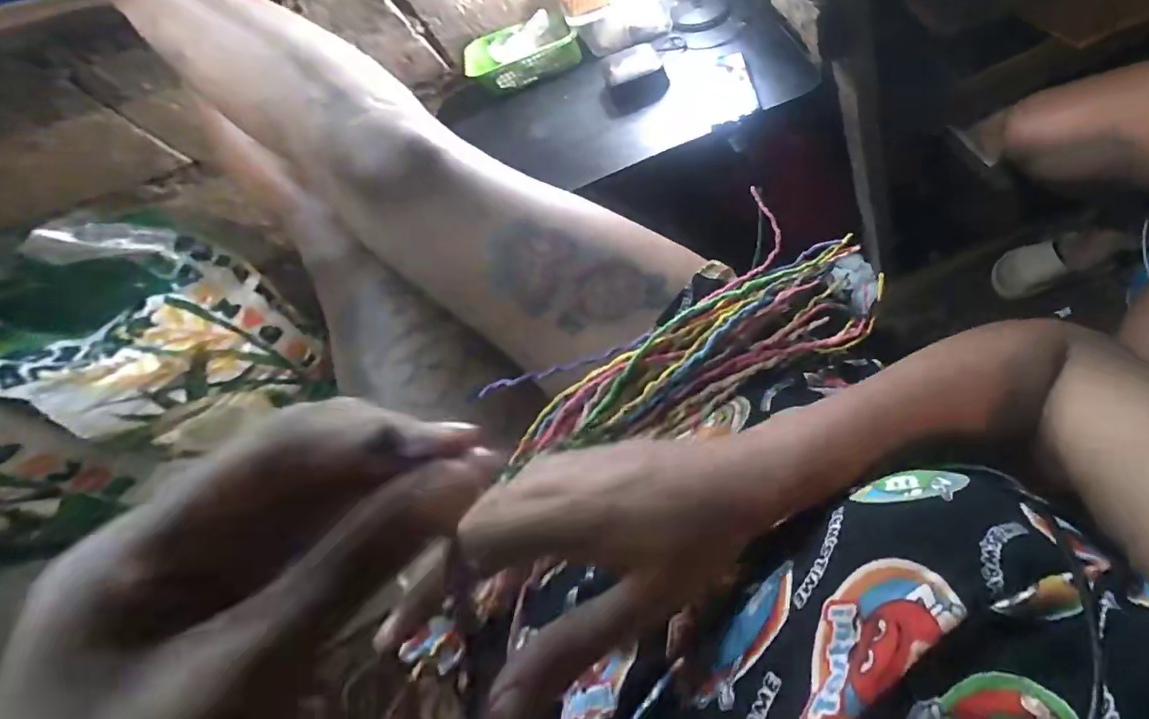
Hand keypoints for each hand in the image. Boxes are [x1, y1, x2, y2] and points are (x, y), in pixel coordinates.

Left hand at [0, 399, 496, 718]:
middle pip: (302, 458)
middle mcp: (177, 533)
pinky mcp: (250, 588)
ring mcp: (215, 561)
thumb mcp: (251, 673)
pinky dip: (384, 520)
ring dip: (399, 481)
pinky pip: (327, 532)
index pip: (274, 449)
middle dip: (392, 452)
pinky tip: (431, 513)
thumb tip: (466, 474)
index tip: (462, 441)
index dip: (375, 433)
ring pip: (323, 490)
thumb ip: (355, 565)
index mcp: (136, 546)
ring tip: (471, 478)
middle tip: (476, 459)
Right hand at [380, 435, 780, 718]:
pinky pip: (536, 483)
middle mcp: (563, 475)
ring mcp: (580, 458)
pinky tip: (527, 560)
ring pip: (507, 495)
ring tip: (474, 604)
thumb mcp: (641, 603)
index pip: (471, 537)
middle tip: (432, 630)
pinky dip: (514, 521)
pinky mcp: (597, 454)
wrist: (744, 472)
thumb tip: (497, 703)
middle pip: (480, 514)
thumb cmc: (700, 540)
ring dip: (481, 543)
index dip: (433, 586)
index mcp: (566, 512)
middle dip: (449, 569)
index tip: (405, 638)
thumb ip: (568, 647)